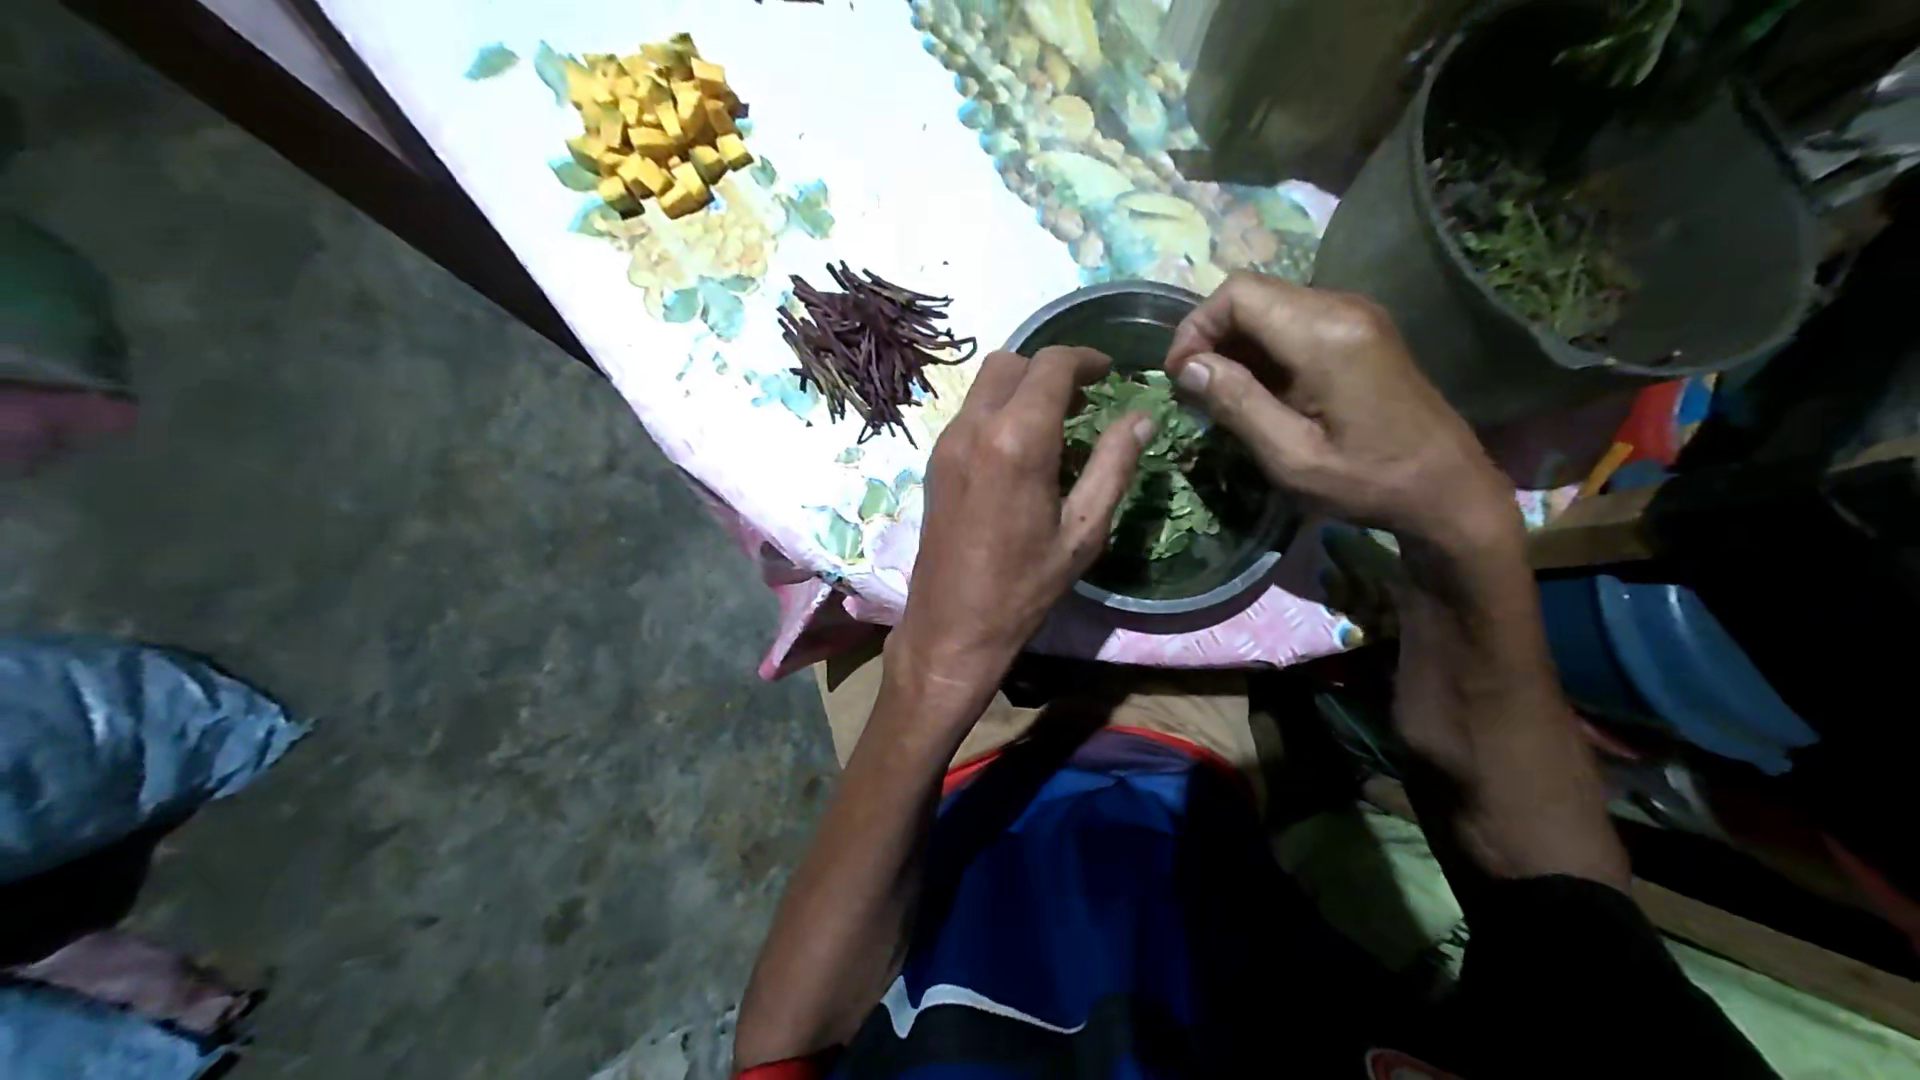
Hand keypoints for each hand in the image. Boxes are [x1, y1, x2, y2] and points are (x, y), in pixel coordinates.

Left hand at [893, 346, 1150, 702]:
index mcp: (1016, 440)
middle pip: (1010, 363)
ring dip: (1022, 386)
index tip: (1109, 372)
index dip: (1084, 359)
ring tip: (1056, 421)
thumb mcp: (1083, 531)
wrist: (952, 625)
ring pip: (984, 384)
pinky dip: (998, 408)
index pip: (1050, 365)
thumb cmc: (1024, 586)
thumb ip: (1114, 465)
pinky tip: (1022, 446)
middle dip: (1050, 369)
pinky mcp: (934, 461)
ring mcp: (946, 443)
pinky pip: (969, 412)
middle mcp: (973, 428)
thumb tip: (1142, 417)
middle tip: (1084, 397)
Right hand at [1164, 272, 1516, 552]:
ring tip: (1221, 395)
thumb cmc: (1368, 481)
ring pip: (1269, 305)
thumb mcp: (1290, 456)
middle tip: (1194, 390)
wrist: (1446, 487)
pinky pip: (1292, 321)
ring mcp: (1355, 315)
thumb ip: (1236, 404)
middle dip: (1210, 336)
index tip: (1180, 376)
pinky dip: (1261, 349)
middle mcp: (1342, 308)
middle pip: (1251, 294)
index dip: (1195, 327)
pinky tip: (1258, 390)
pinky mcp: (1360, 330)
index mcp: (1325, 335)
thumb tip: (1187, 368)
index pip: (1237, 294)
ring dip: (1234, 345)